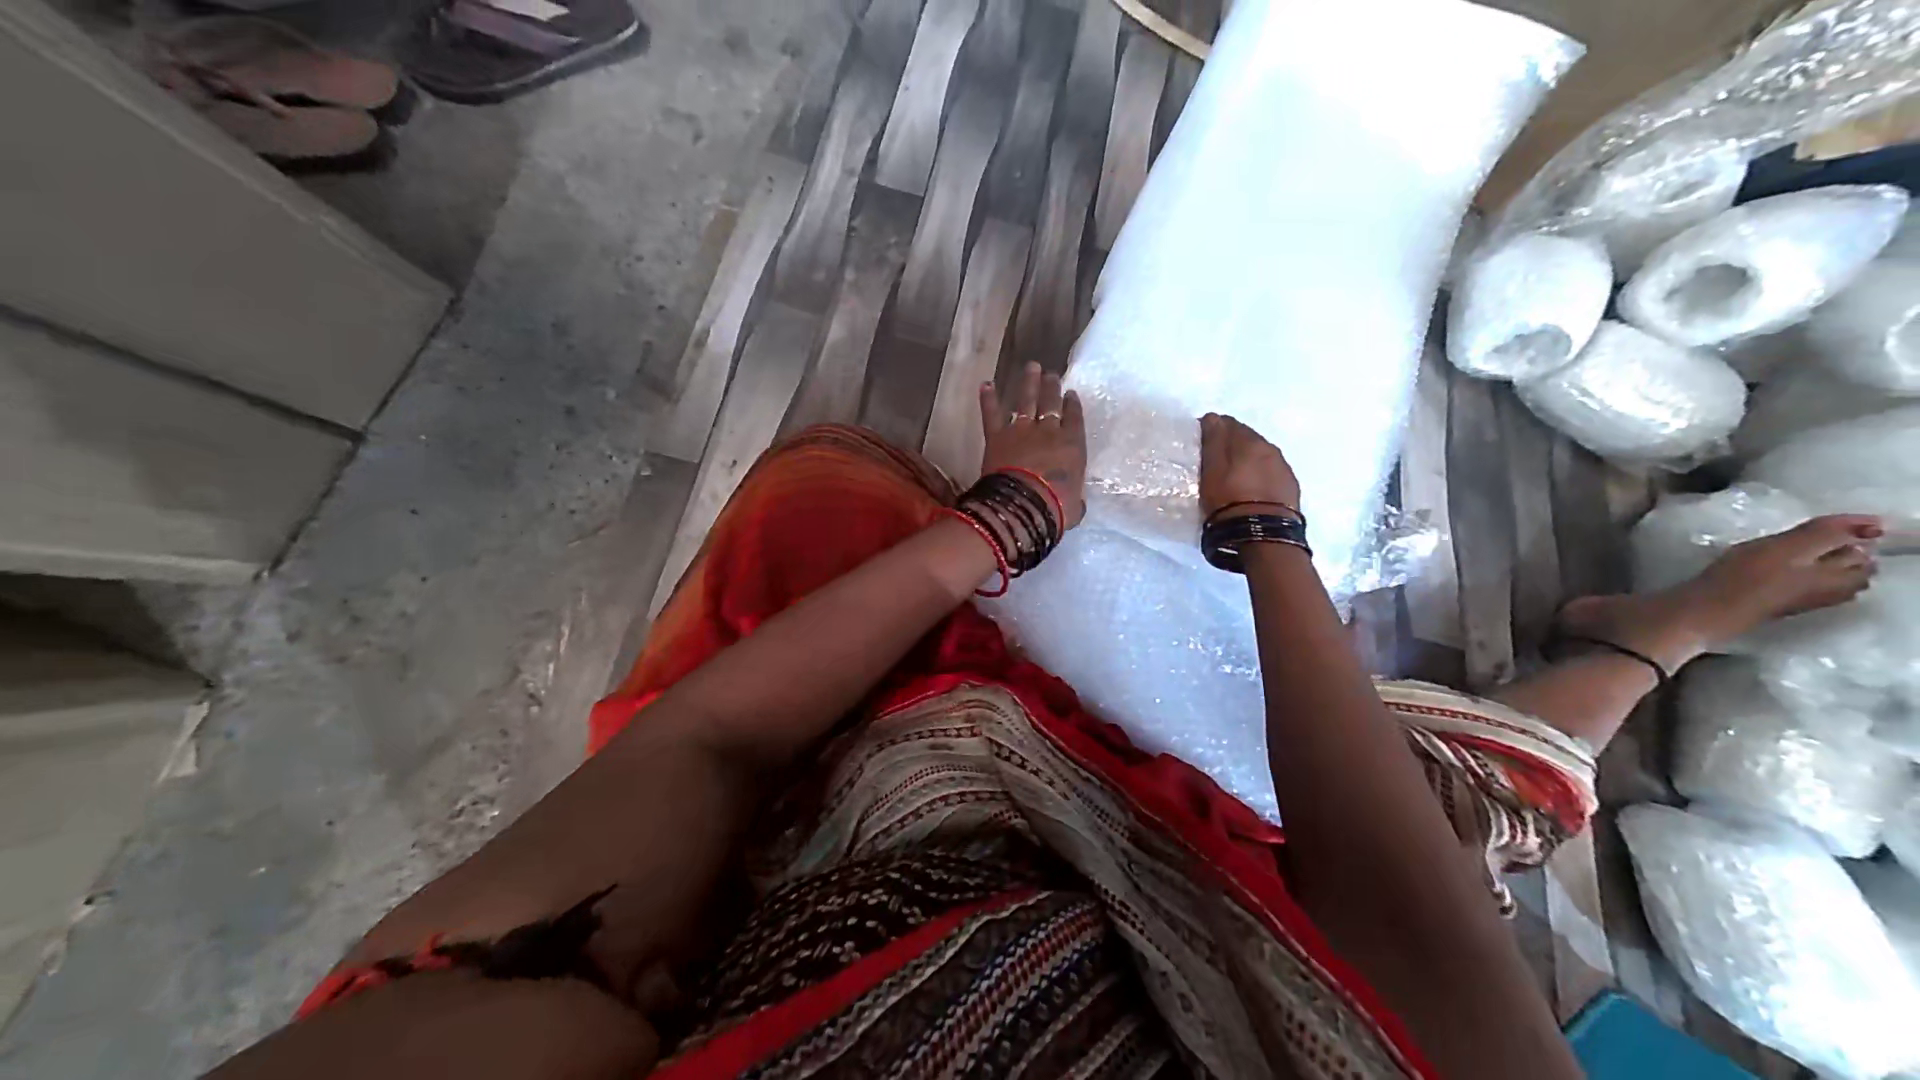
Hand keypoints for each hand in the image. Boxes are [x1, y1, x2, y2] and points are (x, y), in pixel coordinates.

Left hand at [980, 362, 1086, 527]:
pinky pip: (992, 414)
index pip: (1074, 418)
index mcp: (1072, 445)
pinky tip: (986, 384)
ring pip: (1025, 400)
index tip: (1071, 394)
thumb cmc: (1056, 508)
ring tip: (1031, 367)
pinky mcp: (997, 436)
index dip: (1072, 404)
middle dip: (1052, 387)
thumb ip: (1075, 499)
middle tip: (1052, 375)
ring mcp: (1021, 430)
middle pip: (1051, 403)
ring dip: (1028, 383)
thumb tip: (1075, 503)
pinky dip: (988, 399)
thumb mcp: (1075, 506)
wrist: (1023, 505)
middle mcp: (1048, 431)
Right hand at [1199, 413, 1301, 520]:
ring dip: (1247, 460)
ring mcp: (1283, 468)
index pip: (1229, 424)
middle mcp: (1270, 448)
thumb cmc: (1229, 500)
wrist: (1262, 534)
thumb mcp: (1211, 470)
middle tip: (1215, 461)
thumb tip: (1213, 417)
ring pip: (1261, 455)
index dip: (1213, 430)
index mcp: (1249, 441)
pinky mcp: (1290, 488)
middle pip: (1248, 438)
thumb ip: (1213, 441)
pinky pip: (1271, 473)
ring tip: (1233, 476)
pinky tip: (1251, 488)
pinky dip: (1259, 475)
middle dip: (1232, 444)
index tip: (1201, 443)